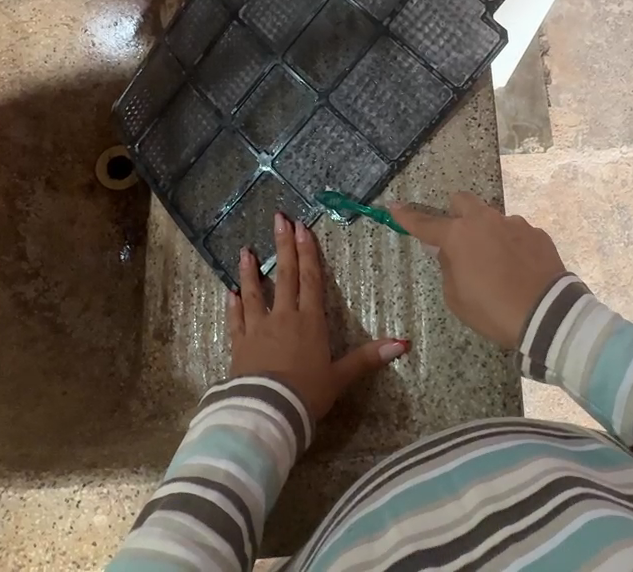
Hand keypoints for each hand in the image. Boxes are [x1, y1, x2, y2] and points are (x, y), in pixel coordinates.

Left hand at [228, 212, 410, 421]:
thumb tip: (403, 343)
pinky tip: (229, 293)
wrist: (268, 412)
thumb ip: (368, 357)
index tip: (302, 227)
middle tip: (279, 219)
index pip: (311, 279)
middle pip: (284, 275)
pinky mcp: (239, 344)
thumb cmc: (308, 393)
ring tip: (245, 250)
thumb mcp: (341, 376)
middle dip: (283, 246)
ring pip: (254, 293)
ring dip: (250, 271)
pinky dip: (233, 306)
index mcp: (310, 321)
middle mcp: (284, 317)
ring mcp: (258, 329)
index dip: (308, 252)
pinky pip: (235, 320)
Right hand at [388, 193, 567, 349]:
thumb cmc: (493, 310)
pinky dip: (513, 246)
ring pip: (493, 219)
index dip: (407, 217)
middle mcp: (485, 221)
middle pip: (463, 202)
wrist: (546, 314)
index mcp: (458, 236)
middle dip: (456, 214)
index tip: (394, 207)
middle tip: (459, 240)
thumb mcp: (457, 298)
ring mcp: (514, 223)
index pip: (425, 223)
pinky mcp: (537, 233)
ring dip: (488, 234)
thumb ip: (448, 267)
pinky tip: (519, 269)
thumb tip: (448, 251)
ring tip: (498, 266)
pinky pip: (517, 233)